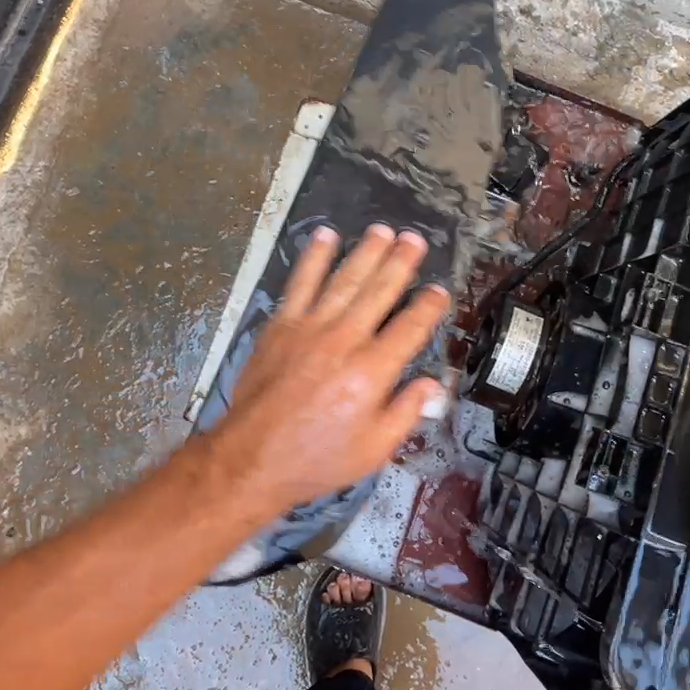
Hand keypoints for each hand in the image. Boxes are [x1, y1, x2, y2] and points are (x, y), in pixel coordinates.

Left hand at [206, 223, 450, 510]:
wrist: (252, 457)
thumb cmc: (317, 458)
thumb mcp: (374, 450)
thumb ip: (406, 412)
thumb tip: (432, 384)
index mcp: (372, 372)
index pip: (410, 328)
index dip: (427, 307)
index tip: (438, 291)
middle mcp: (345, 340)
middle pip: (379, 292)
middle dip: (400, 263)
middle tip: (414, 240)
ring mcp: (311, 327)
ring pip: (345, 279)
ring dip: (366, 252)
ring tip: (382, 230)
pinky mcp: (282, 325)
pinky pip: (301, 283)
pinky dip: (314, 257)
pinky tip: (325, 236)